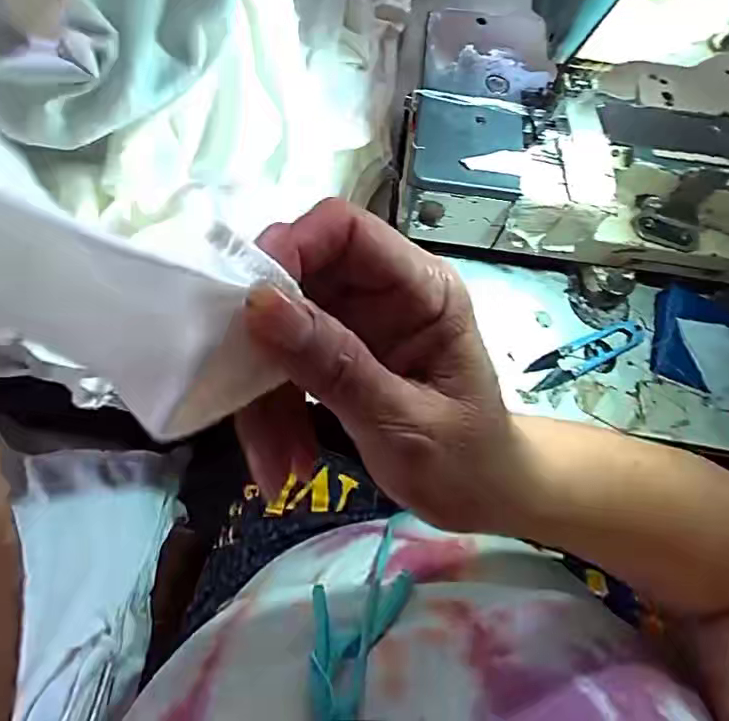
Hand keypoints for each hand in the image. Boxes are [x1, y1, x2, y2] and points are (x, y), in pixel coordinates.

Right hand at [237, 199, 526, 533]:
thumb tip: (259, 303)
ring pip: (279, 326)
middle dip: (266, 338)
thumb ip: (335, 364)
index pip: (347, 229)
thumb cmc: (467, 460)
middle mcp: (382, 290)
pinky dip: (272, 412)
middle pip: (299, 277)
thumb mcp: (403, 423)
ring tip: (279, 463)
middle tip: (242, 391)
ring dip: (264, 393)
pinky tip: (287, 461)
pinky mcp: (332, 351)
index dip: (293, 246)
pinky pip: (280, 363)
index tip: (247, 300)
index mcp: (422, 286)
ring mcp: (353, 320)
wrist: (485, 498)